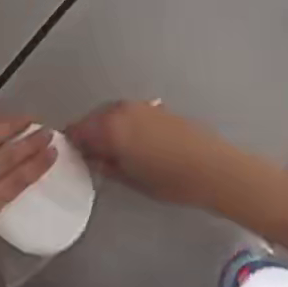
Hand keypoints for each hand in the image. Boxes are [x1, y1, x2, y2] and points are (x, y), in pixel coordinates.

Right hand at [66, 101, 248, 207]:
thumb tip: (94, 158)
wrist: (214, 169)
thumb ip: (106, 165)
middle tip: (94, 158)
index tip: (74, 158)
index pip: (77, 130)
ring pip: (112, 115)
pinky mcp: (157, 108)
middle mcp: (120, 110)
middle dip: (90, 135)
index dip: (72, 145)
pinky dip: (126, 125)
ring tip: (117, 152)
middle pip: (93, 119)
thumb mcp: (130, 179)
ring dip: (108, 129)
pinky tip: (137, 144)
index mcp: (108, 127)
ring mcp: (140, 106)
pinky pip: (130, 114)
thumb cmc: (170, 180)